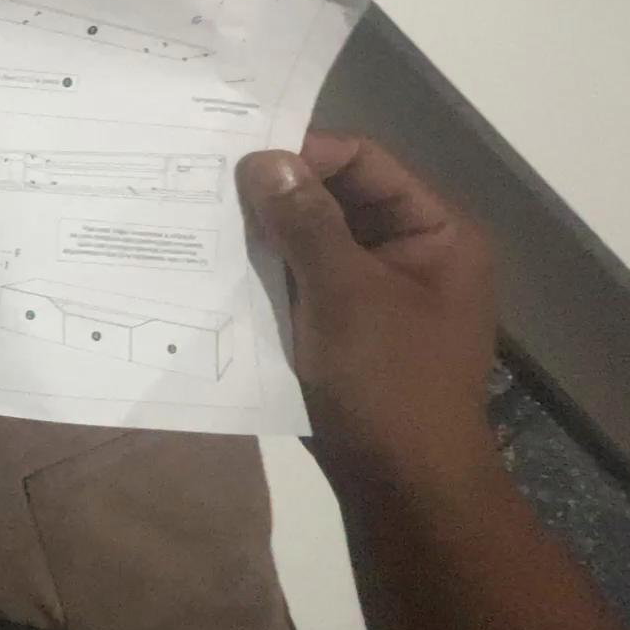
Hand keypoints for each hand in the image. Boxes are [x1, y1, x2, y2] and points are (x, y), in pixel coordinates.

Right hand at [237, 132, 496, 482]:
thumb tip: (262, 158)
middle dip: (272, 188)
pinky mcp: (329, 311)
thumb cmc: (388, 380)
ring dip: (258, 225)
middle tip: (204, 179)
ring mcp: (362, 281)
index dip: (304, 151)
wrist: (396, 477)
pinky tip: (211, 256)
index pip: (363, 162)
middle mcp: (400, 247)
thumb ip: (306, 222)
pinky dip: (256, 260)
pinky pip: (290, 268)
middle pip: (330, 193)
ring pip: (303, 231)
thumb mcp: (347, 293)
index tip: (236, 156)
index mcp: (431, 232)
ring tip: (198, 213)